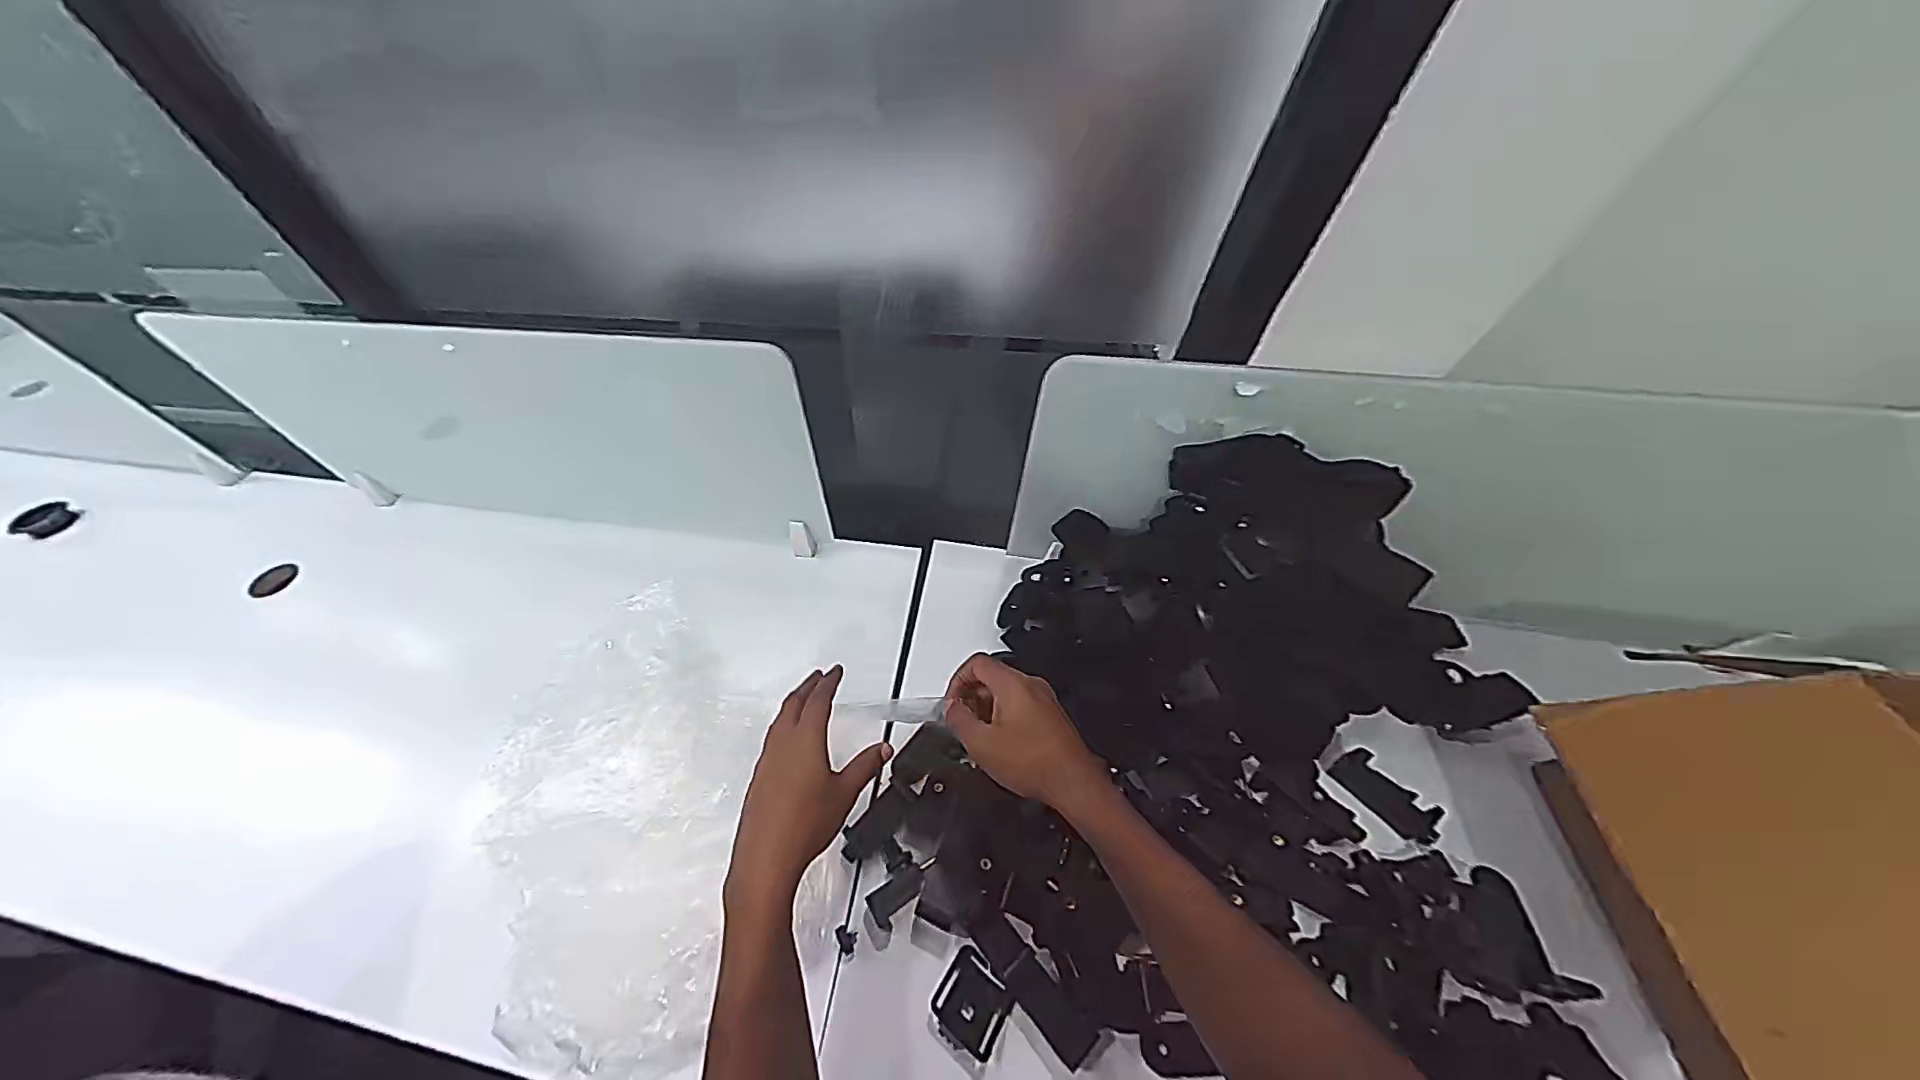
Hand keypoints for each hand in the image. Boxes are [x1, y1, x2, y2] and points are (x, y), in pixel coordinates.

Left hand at [726, 666, 891, 912]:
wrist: (766, 857)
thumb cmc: (802, 826)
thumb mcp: (845, 792)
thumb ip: (866, 766)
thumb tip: (880, 750)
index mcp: (805, 740)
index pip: (818, 700)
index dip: (828, 682)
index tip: (835, 672)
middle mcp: (782, 744)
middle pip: (795, 703)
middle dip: (808, 686)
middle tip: (819, 677)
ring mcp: (767, 760)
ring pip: (780, 719)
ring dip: (793, 703)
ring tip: (802, 699)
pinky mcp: (759, 777)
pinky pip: (772, 738)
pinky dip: (783, 725)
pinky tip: (787, 739)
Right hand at [943, 653, 1108, 814]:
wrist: (1072, 782)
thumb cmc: (1038, 763)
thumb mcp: (981, 744)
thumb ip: (958, 720)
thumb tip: (951, 709)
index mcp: (1013, 684)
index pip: (976, 664)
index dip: (957, 682)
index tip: (952, 703)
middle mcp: (1031, 686)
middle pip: (991, 677)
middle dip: (971, 699)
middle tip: (963, 721)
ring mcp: (1043, 699)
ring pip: (1005, 693)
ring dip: (987, 710)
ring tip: (981, 737)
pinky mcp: (1049, 715)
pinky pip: (1020, 706)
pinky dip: (1004, 719)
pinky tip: (1001, 745)